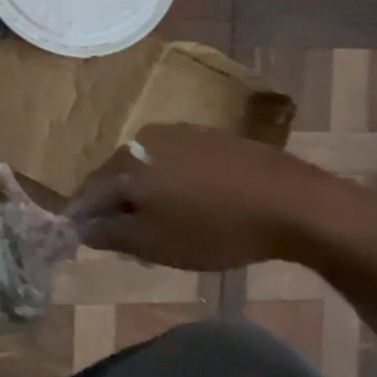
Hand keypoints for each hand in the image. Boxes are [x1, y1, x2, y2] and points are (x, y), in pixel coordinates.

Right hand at [64, 124, 343, 270]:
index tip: (95, 243)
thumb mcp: (153, 243)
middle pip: (117, 178)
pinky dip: (177, 185)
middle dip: (119, 208)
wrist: (295, 204)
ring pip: (148, 169)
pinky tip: (198, 208)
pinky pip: (178, 163)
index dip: (86, 220)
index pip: (87, 192)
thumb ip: (108, 235)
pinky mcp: (213, 138)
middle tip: (134, 242)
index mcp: (123, 162)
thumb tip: (81, 228)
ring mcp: (180, 133)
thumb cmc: (213, 227)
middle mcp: (143, 138)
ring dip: (149, 196)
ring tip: (168, 227)